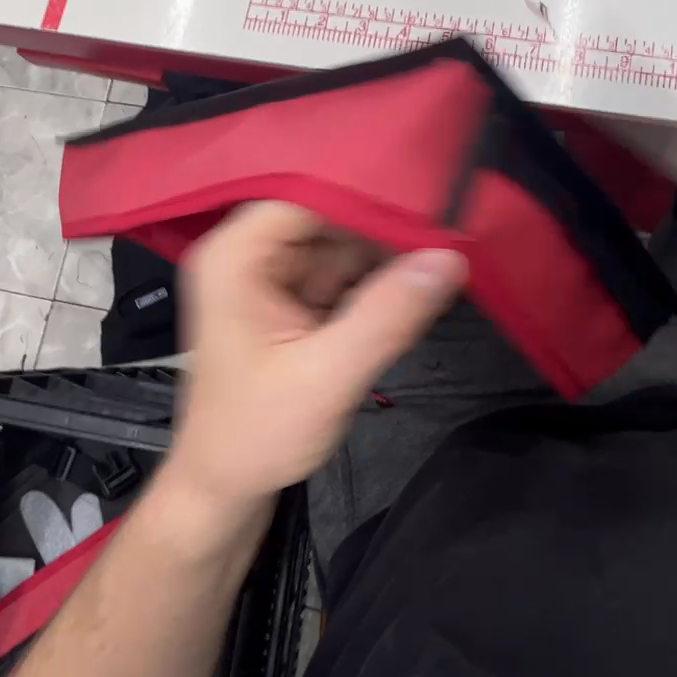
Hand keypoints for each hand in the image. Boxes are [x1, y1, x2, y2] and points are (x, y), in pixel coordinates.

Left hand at [165, 202, 466, 507]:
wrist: (226, 486)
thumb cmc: (256, 436)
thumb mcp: (326, 377)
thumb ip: (387, 316)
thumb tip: (450, 258)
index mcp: (236, 256)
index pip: (308, 193)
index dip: (367, 189)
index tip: (430, 191)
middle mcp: (250, 252)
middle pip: (328, 212)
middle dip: (384, 219)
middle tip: (449, 216)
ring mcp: (272, 273)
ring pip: (342, 239)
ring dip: (388, 247)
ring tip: (445, 240)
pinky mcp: (293, 296)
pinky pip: (344, 268)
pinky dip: (378, 275)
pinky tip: (419, 273)